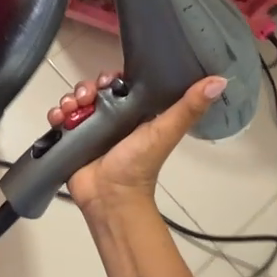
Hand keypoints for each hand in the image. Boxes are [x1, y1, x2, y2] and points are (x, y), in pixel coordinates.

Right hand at [67, 76, 229, 218]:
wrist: (110, 198)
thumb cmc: (139, 165)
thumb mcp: (164, 132)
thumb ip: (188, 108)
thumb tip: (221, 80)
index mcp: (133, 112)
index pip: (118, 83)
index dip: (109, 77)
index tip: (105, 81)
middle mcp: (110, 118)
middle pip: (92, 90)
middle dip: (84, 88)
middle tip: (84, 98)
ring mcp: (88, 129)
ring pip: (74, 101)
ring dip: (67, 100)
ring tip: (68, 112)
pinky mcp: (70, 140)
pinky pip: (59, 118)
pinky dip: (55, 115)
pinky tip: (57, 120)